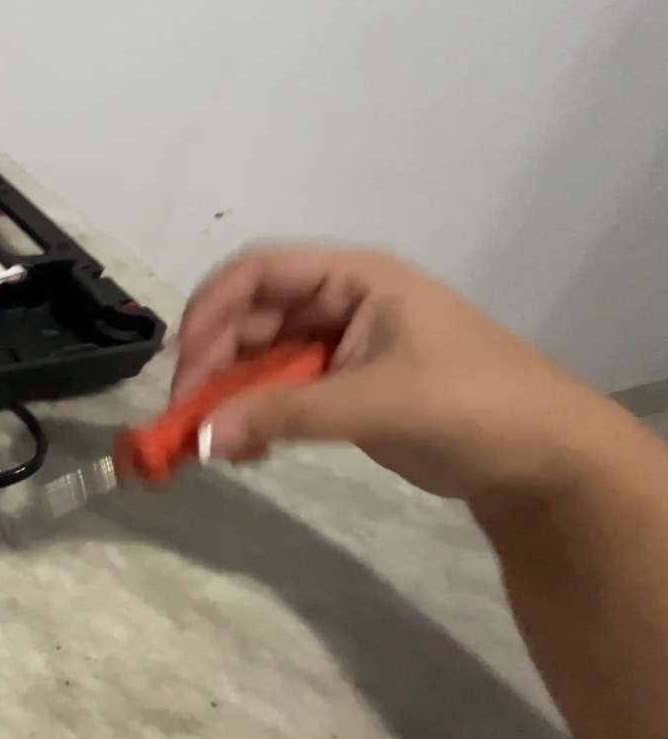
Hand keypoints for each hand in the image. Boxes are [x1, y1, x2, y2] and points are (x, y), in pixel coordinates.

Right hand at [174, 243, 627, 506]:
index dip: (211, 307)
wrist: (552, 467)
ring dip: (225, 394)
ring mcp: (332, 344)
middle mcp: (335, 303)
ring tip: (212, 439)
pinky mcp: (331, 384)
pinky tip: (242, 448)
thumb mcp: (375, 404)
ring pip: (251, 357)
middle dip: (211, 362)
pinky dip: (247, 415)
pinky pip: (268, 390)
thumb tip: (199, 438)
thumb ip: (281, 415)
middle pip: (245, 317)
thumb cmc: (476, 407)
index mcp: (354, 280)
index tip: (186, 360)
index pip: (258, 271)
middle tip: (187, 411)